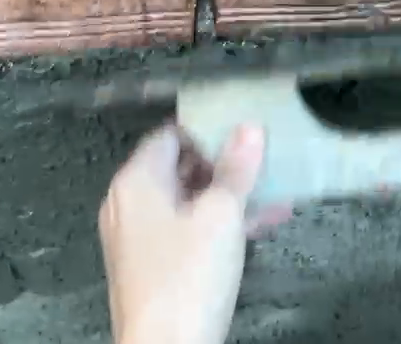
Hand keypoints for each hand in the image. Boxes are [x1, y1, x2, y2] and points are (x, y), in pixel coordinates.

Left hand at [99, 124, 265, 343]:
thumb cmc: (189, 275)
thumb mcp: (222, 214)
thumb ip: (237, 168)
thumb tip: (251, 127)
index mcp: (136, 180)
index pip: (172, 134)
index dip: (208, 131)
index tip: (242, 136)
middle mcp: (128, 203)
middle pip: (179, 167)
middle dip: (224, 167)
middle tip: (262, 165)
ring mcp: (136, 238)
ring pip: (187, 202)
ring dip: (227, 199)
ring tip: (272, 198)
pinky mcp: (148, 268)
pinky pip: (183, 230)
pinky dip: (214, 226)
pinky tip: (258, 228)